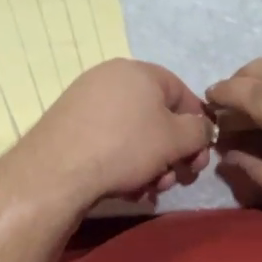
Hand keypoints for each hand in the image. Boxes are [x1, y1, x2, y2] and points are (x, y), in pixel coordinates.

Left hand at [12, 58, 214, 205]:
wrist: (58, 171)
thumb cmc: (125, 147)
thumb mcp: (175, 139)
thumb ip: (199, 131)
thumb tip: (203, 129)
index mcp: (139, 71)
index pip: (182, 93)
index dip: (196, 126)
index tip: (199, 156)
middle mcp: (111, 79)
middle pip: (156, 117)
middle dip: (171, 154)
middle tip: (175, 180)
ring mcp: (86, 102)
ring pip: (134, 135)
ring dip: (149, 165)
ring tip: (148, 190)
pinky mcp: (69, 126)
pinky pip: (109, 142)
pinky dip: (123, 164)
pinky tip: (125, 189)